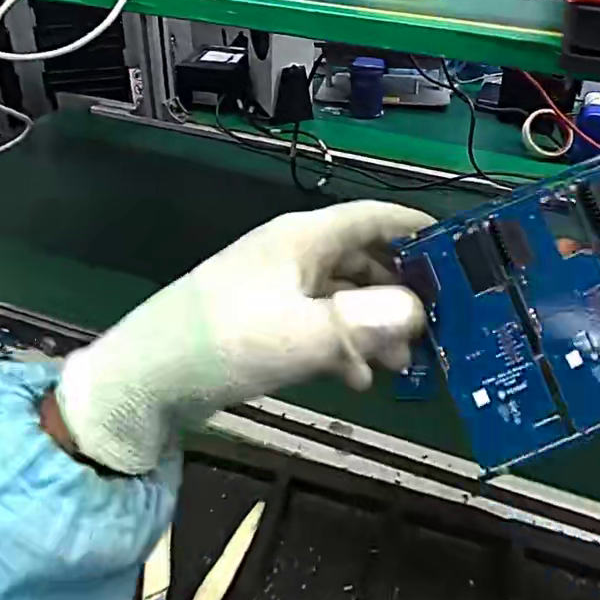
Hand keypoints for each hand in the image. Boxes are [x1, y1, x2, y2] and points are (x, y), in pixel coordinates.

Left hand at [51, 200, 433, 473]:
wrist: (145, 383)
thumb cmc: (226, 342)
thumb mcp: (302, 334)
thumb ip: (365, 321)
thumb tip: (418, 309)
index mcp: (304, 238)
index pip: (373, 216)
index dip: (415, 228)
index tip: (454, 249)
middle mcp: (296, 253)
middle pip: (363, 258)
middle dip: (399, 290)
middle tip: (432, 323)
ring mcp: (280, 285)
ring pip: (344, 294)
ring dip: (373, 324)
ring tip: (400, 362)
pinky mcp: (268, 317)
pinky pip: (320, 321)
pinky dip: (344, 343)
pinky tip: (358, 376)